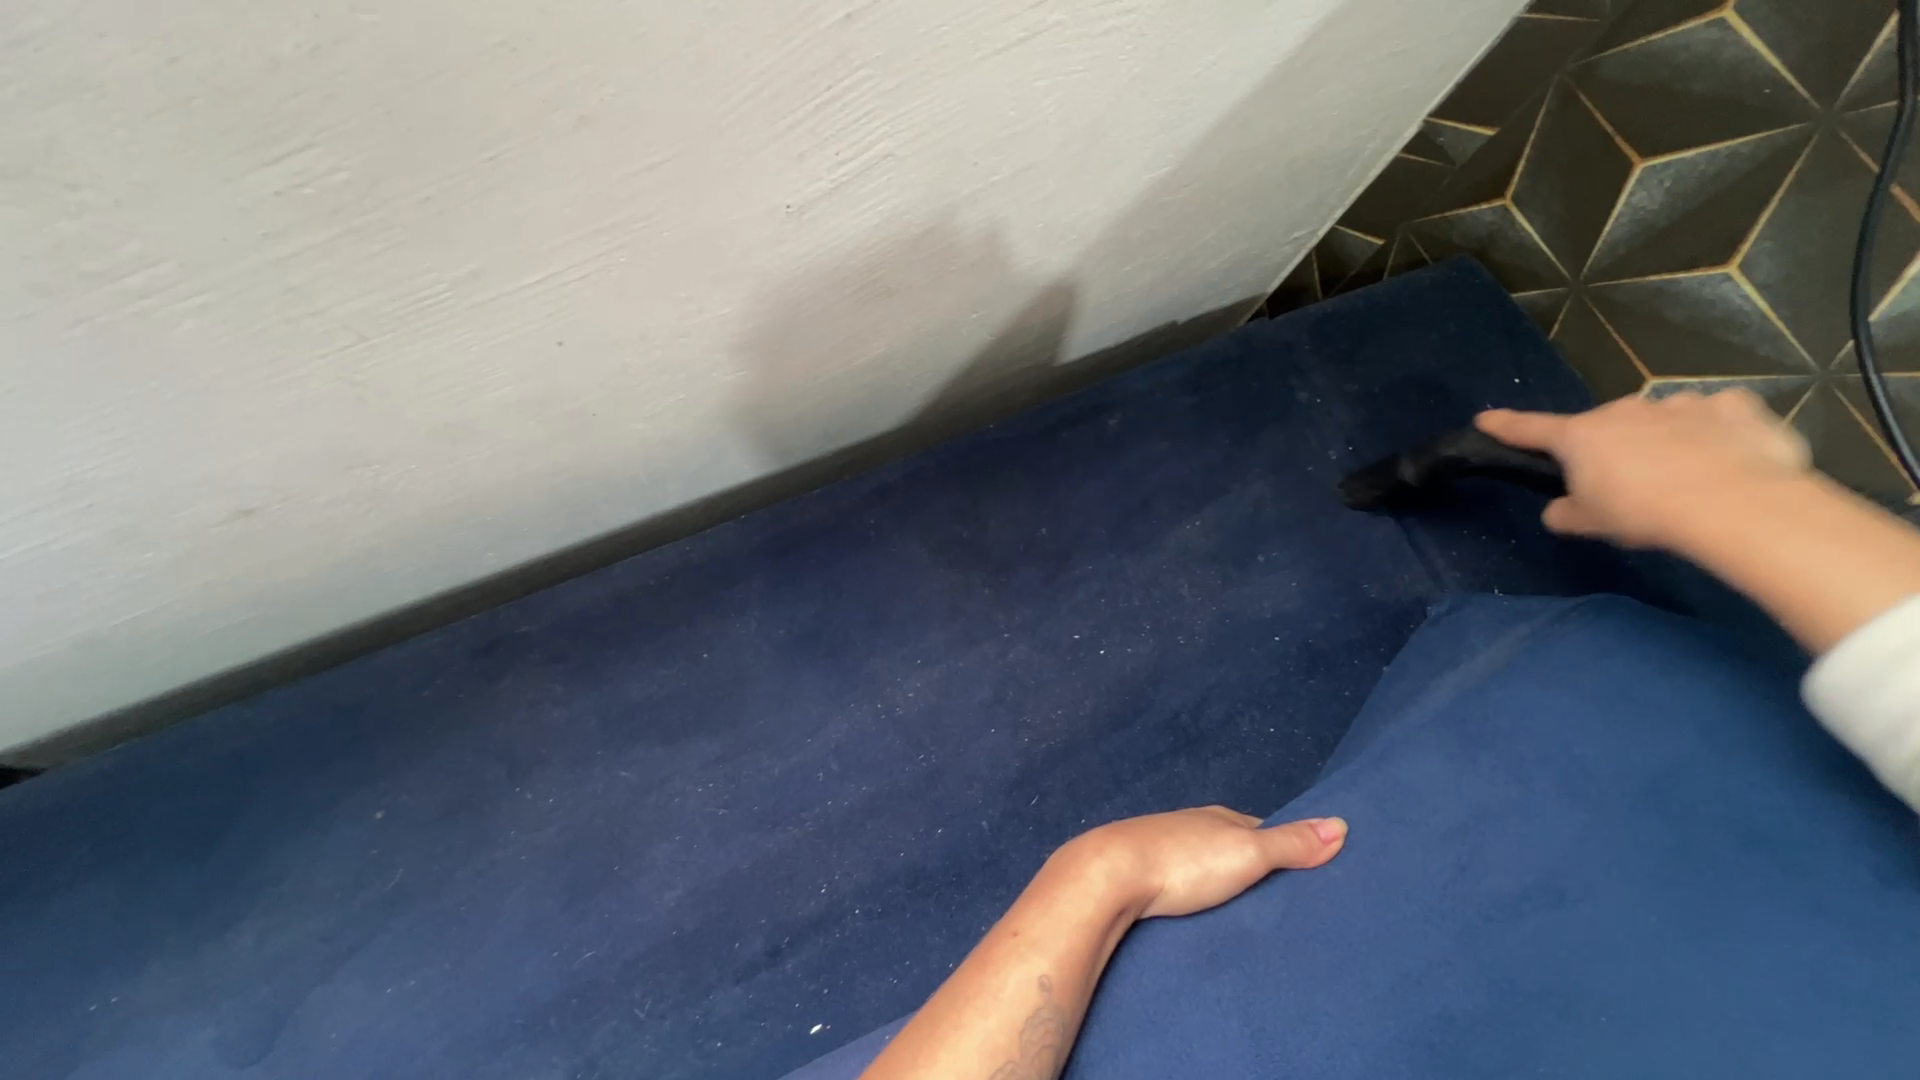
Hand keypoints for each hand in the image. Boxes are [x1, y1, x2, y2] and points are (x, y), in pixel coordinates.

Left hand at [1061, 806, 1347, 918]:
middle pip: (1230, 844)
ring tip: (1243, 906)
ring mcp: (1161, 847)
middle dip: (1252, 864)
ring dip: (1220, 878)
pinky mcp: (1140, 872)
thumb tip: (1341, 822)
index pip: (1260, 828)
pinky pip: (1179, 878)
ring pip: (1202, 861)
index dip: (1284, 846)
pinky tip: (1197, 906)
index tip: (1308, 869)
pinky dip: (1194, 889)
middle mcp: (1190, 826)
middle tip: (1281, 895)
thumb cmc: (1183, 861)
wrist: (1109, 874)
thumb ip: (1290, 843)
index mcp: (1218, 818)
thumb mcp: (1247, 852)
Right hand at [1477, 389, 1812, 549]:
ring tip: (1684, 473)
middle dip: (1609, 445)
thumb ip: (1566, 512)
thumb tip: (1560, 508)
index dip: (1503, 426)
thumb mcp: (1590, 523)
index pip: (1528, 429)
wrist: (1737, 505)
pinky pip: (1714, 416)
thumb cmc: (1644, 512)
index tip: (1484, 419)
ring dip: (1662, 438)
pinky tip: (1726, 455)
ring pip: (1660, 419)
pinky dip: (1714, 431)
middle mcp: (1623, 410)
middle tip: (1625, 481)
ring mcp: (1680, 403)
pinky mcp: (1734, 406)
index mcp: (1579, 437)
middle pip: (1605, 426)